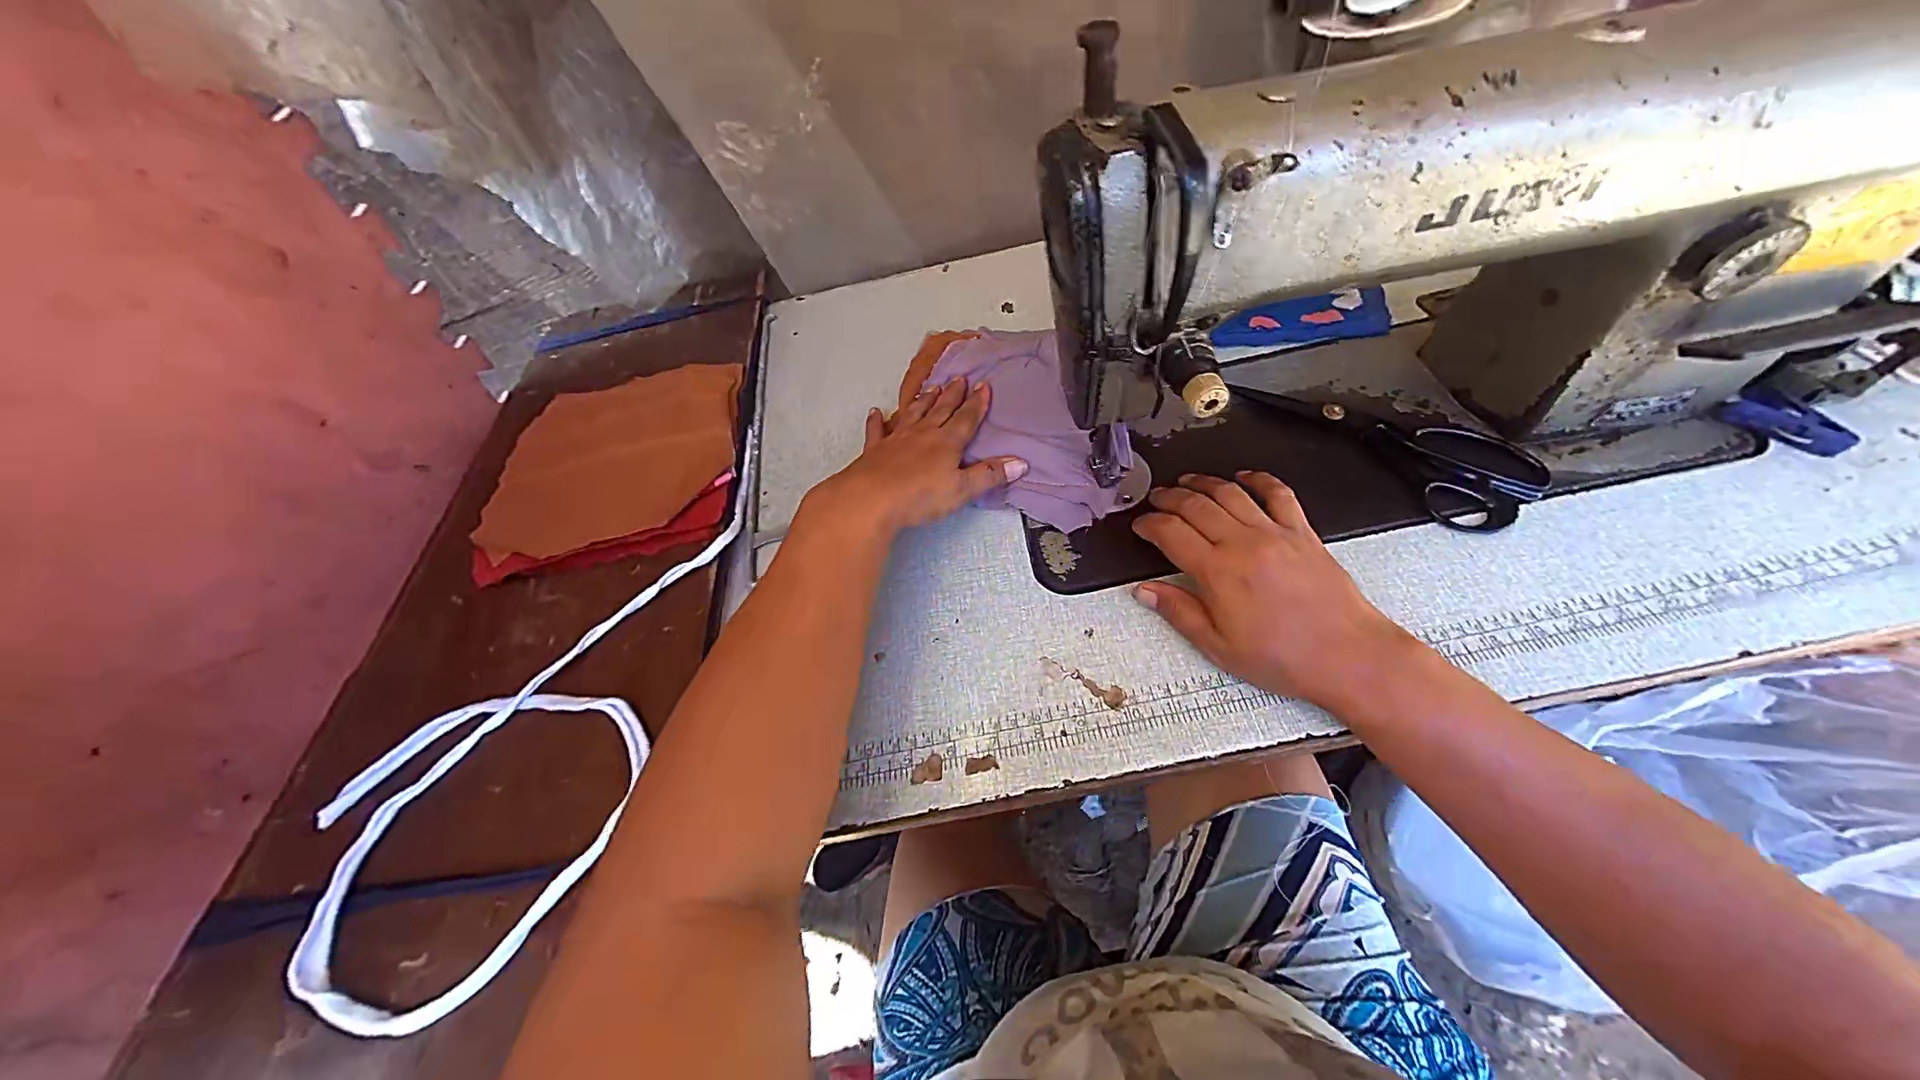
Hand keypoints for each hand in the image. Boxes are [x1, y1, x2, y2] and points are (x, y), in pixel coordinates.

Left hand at [804, 378, 1027, 534]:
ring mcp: (896, 439)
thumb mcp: (962, 490)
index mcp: (947, 442)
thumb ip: (989, 475)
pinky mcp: (874, 450)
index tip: (983, 386)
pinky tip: (876, 412)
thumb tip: (1020, 464)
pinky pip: (877, 431)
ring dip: (923, 400)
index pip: (966, 418)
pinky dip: (877, 421)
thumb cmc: (919, 496)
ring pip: (913, 414)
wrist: (871, 499)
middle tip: (959, 379)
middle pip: (941, 410)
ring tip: (931, 388)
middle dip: (952, 394)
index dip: (976, 403)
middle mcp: (922, 434)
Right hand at [1130, 471, 1425, 710]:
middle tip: (1156, 498)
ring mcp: (1276, 535)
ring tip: (1187, 481)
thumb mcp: (1219, 647)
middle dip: (1169, 497)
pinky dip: (1259, 479)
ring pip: (1230, 493)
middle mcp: (1245, 546)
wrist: (1348, 657)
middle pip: (1195, 506)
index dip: (1149, 524)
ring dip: (1203, 482)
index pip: (1171, 533)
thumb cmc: (1288, 658)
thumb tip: (1146, 592)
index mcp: (1219, 573)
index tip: (1141, 525)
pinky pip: (1278, 494)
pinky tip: (1245, 476)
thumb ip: (1179, 613)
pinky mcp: (1303, 534)